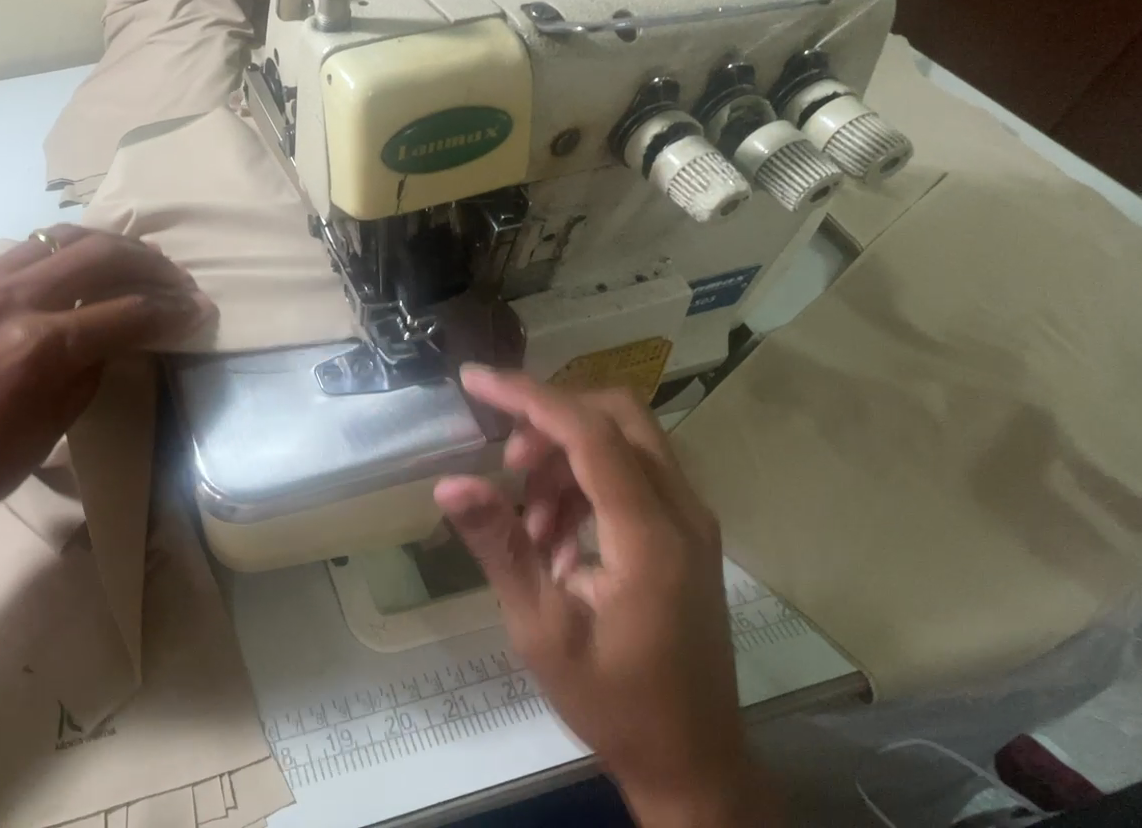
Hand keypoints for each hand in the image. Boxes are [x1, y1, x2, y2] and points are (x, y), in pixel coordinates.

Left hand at [0, 225, 211, 525]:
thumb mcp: (61, 417)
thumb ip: (98, 360)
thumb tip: (132, 326)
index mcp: (38, 345)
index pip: (126, 311)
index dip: (172, 310)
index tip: (200, 309)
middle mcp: (9, 298)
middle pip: (100, 254)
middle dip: (150, 265)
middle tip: (177, 282)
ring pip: (61, 238)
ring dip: (108, 248)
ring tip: (138, 265)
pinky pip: (25, 251)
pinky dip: (63, 255)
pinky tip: (81, 272)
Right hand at [435, 367, 777, 827]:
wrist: (692, 760)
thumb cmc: (613, 700)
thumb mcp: (541, 629)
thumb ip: (500, 546)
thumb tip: (449, 482)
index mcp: (650, 535)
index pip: (589, 433)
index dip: (528, 397)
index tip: (473, 381)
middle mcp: (683, 512)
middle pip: (619, 416)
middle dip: (551, 417)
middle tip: (506, 458)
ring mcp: (692, 521)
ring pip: (626, 442)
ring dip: (566, 457)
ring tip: (527, 518)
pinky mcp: (687, 535)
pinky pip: (633, 475)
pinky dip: (586, 482)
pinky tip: (555, 537)